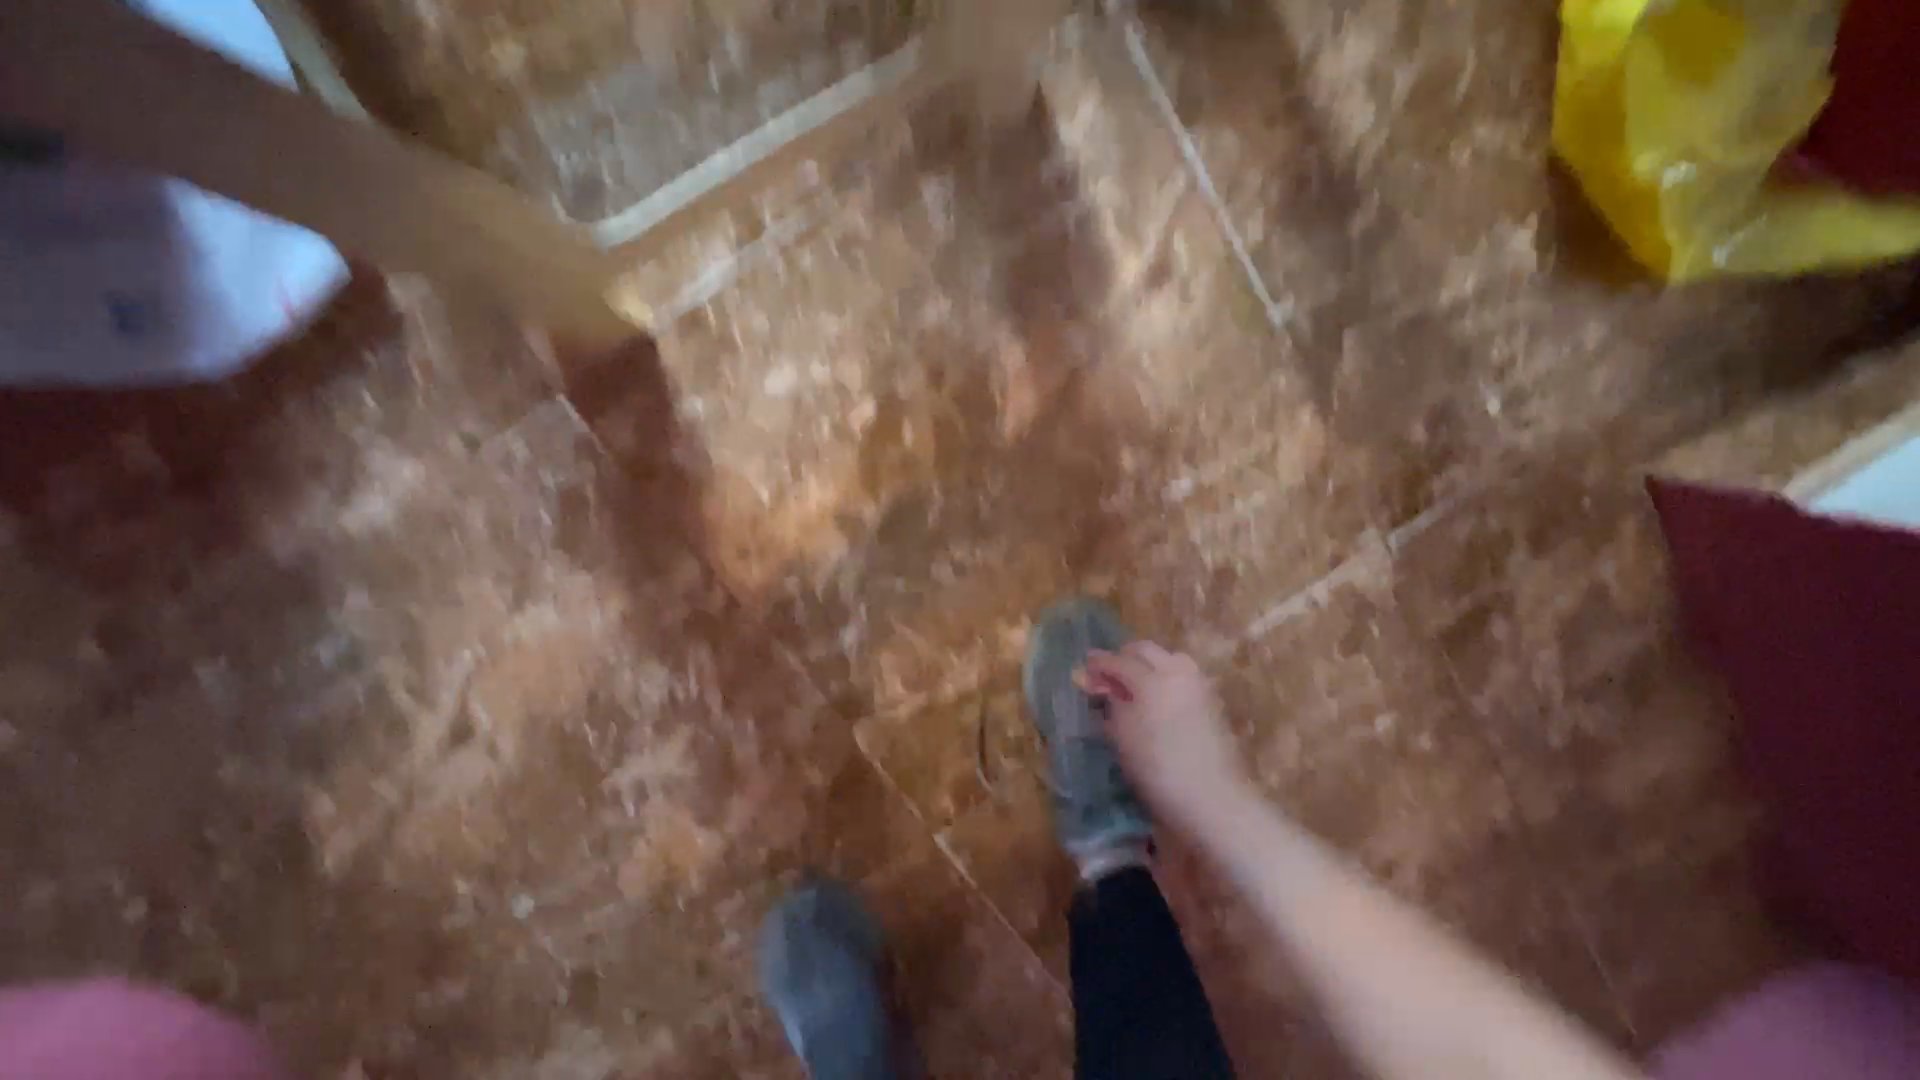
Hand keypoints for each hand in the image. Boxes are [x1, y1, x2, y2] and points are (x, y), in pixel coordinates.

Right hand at [1080, 642, 1246, 826]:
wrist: (1211, 796)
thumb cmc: (1157, 768)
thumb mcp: (1122, 736)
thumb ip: (1111, 703)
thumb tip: (1103, 686)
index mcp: (1151, 678)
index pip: (1118, 661)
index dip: (1098, 664)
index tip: (1083, 669)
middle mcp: (1176, 671)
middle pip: (1145, 650)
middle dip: (1123, 657)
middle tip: (1106, 675)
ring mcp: (1197, 683)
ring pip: (1167, 658)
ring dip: (1147, 664)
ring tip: (1132, 686)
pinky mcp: (1210, 699)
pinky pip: (1182, 674)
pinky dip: (1164, 676)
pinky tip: (1155, 697)